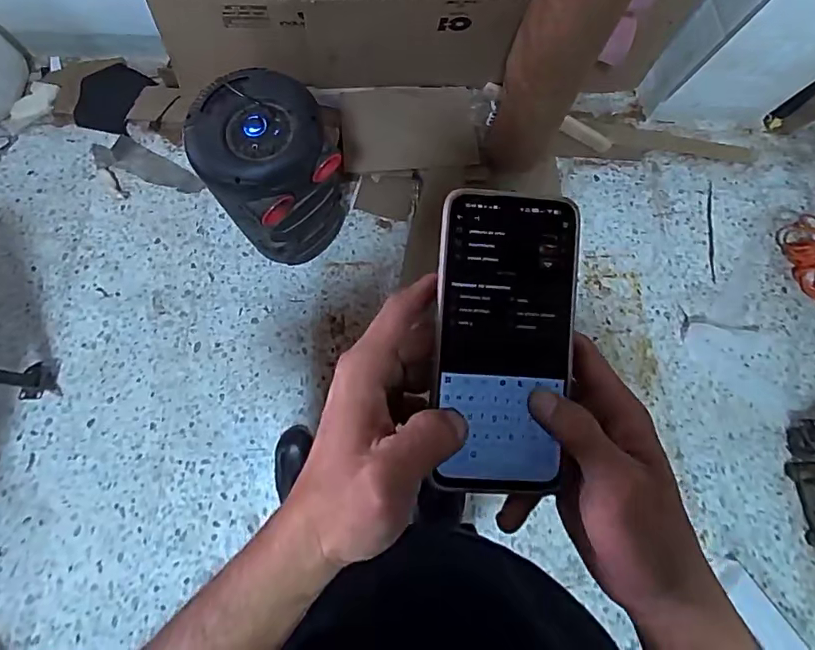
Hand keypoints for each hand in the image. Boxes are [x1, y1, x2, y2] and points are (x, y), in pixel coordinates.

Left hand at [274, 275, 465, 571]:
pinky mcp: (384, 416)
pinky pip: (420, 390)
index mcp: (367, 371)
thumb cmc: (343, 506)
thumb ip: (428, 438)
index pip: (400, 312)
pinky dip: (443, 392)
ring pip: (422, 364)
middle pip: (418, 337)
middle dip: (454, 333)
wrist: (314, 540)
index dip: (428, 288)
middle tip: (500, 332)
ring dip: (451, 367)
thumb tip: (458, 417)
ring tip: (493, 367)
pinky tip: (471, 405)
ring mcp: (376, 394)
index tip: (460, 273)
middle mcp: (371, 373)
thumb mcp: (390, 475)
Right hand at [497, 336, 750, 647]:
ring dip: (515, 436)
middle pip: (554, 389)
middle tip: (479, 381)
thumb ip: (579, 432)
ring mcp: (581, 453)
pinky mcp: (567, 481)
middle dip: (522, 386)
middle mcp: (597, 424)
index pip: (584, 358)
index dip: (553, 338)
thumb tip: (539, 393)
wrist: (658, 595)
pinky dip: (520, 482)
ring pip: (540, 427)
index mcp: (616, 412)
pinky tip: (507, 507)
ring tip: (482, 440)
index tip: (513, 330)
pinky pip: (536, 467)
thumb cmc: (646, 531)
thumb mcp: (614, 477)